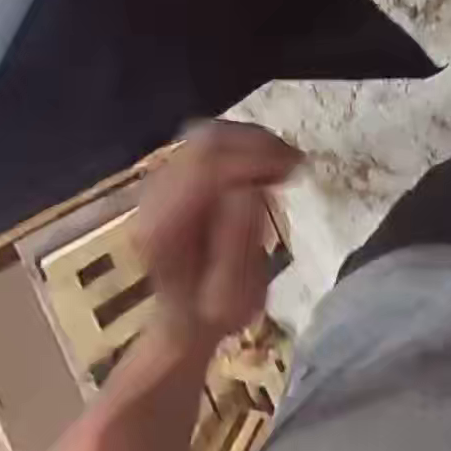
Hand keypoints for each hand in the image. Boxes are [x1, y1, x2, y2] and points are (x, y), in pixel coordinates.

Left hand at [135, 122, 301, 352]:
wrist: (184, 317)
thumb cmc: (212, 314)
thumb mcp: (235, 296)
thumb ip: (239, 242)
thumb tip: (249, 188)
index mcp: (164, 226)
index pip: (207, 168)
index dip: (253, 158)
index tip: (294, 167)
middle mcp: (154, 194)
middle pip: (206, 140)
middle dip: (257, 143)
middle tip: (295, 161)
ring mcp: (161, 179)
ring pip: (209, 133)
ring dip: (252, 140)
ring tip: (286, 161)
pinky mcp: (175, 172)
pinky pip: (210, 140)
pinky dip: (243, 143)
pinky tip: (266, 161)